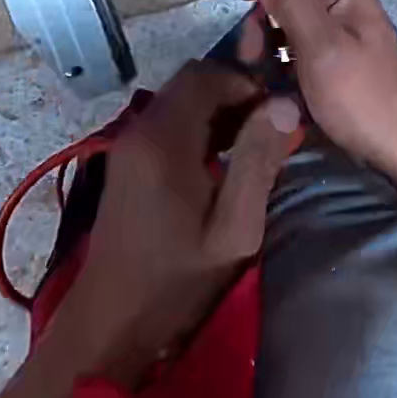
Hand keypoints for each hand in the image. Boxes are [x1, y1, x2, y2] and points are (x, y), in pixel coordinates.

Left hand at [53, 62, 300, 383]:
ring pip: (179, 100)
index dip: (244, 81)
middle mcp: (140, 130)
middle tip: (267, 125)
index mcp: (164, 139)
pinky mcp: (127, 161)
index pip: (205, 74)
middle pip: (190, 82)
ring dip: (217, 109)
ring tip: (252, 142)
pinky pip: (167, 122)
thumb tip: (285, 103)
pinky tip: (221, 158)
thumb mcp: (234, 229)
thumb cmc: (177, 280)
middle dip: (233, 92)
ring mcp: (129, 144)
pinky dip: (198, 125)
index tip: (274, 110)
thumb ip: (259, 161)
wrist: (111, 323)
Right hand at [247, 0, 396, 171]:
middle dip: (264, 17)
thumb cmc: (359, 97)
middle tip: (250, 54)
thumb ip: (292, 1)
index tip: (241, 2)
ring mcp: (345, 35)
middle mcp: (346, 6)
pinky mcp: (340, 61)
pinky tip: (278, 85)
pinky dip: (286, 61)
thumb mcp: (319, 46)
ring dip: (271, 43)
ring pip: (293, 23)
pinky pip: (303, 49)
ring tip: (262, 75)